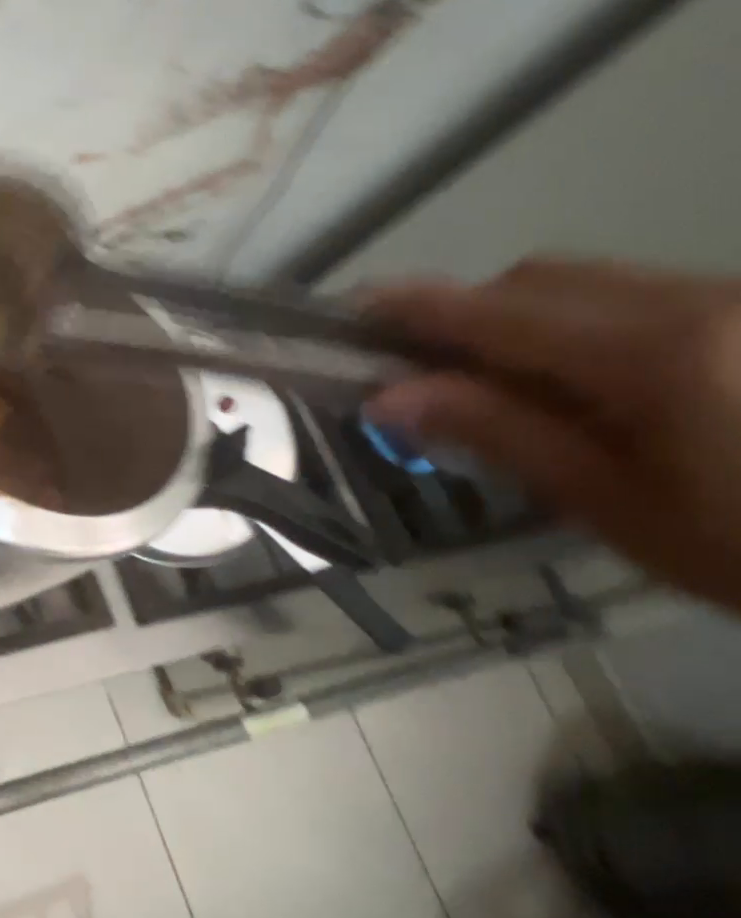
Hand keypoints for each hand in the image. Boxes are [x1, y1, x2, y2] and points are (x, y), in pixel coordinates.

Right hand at [366, 259, 740, 610]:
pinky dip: (579, 329)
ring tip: (494, 388)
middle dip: (468, 314)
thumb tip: (390, 399)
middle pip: (545, 278)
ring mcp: (738, 298)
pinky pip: (642, 298)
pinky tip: (576, 386)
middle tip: (417, 372)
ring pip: (594, 284)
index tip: (351, 310)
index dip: (418, 310)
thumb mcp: (610, 504)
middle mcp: (702, 299)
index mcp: (657, 353)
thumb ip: (500, 434)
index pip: (503, 313)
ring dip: (521, 323)